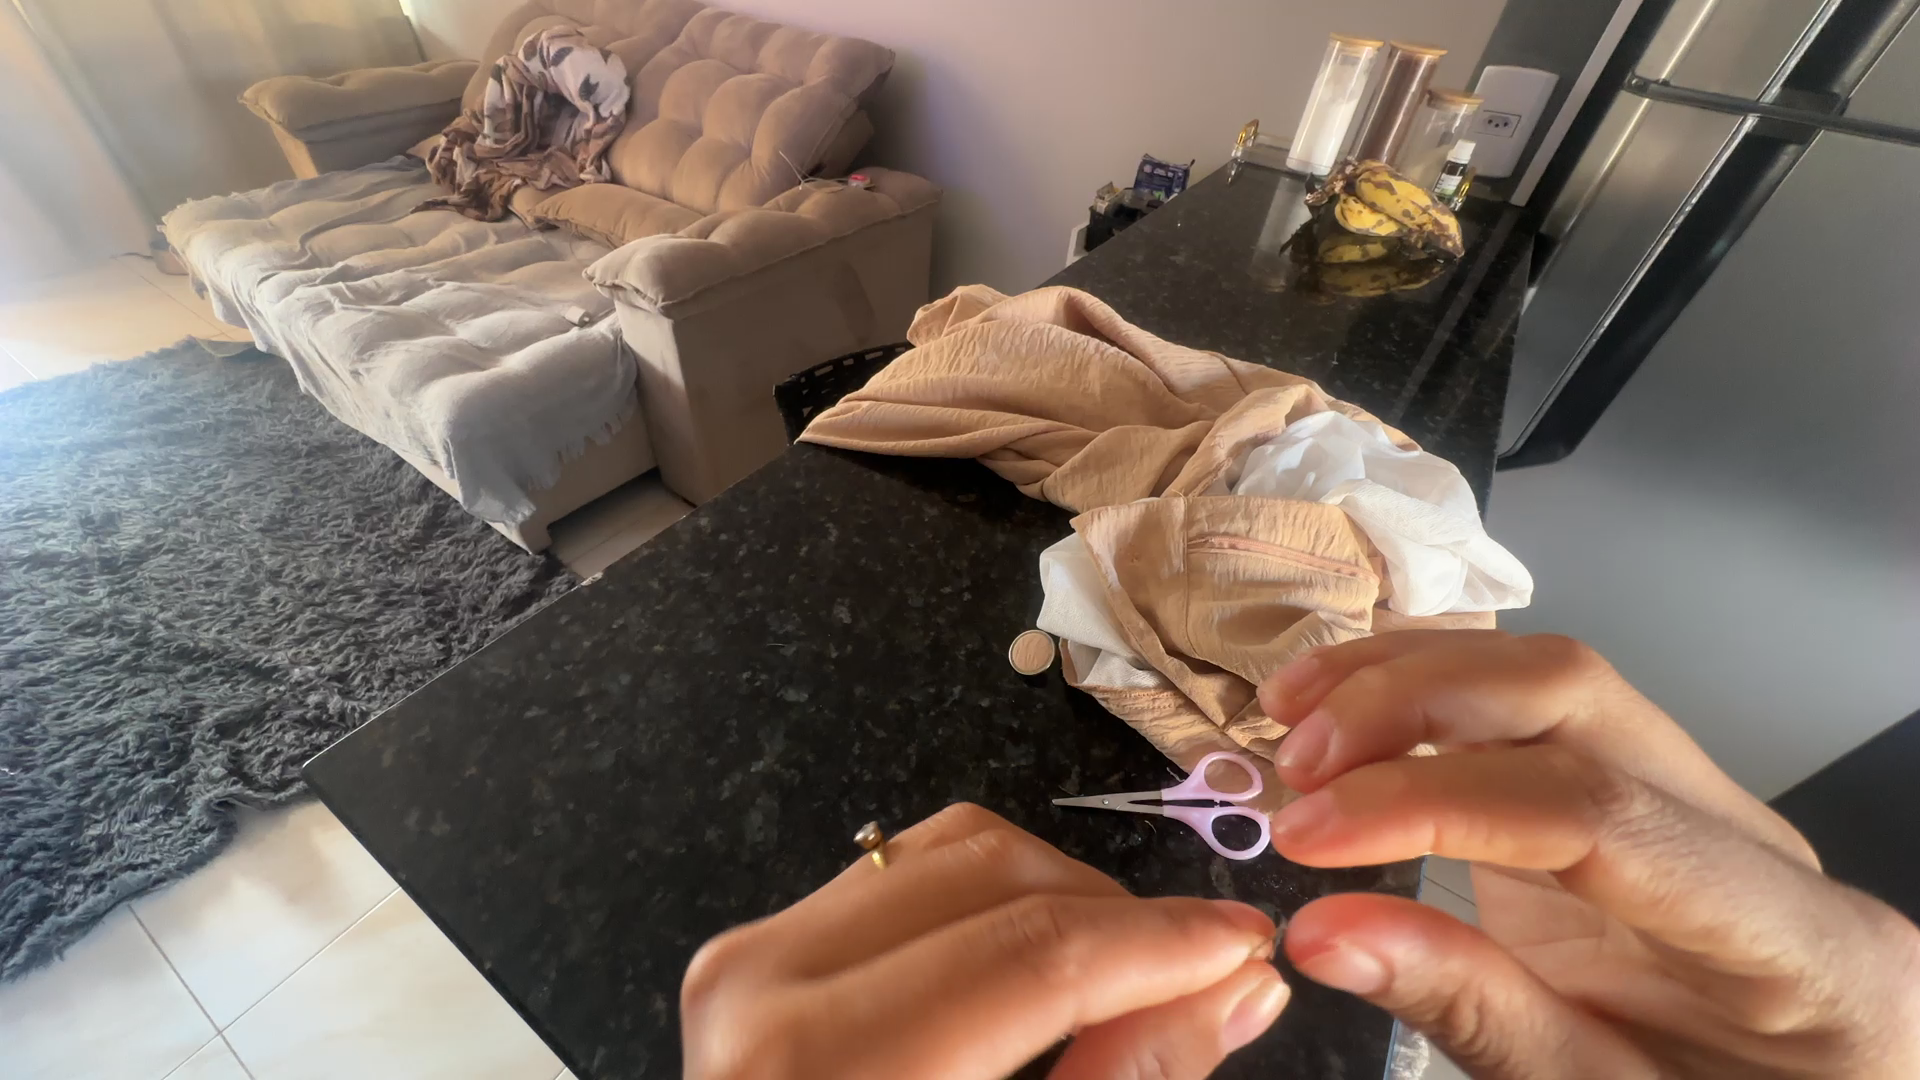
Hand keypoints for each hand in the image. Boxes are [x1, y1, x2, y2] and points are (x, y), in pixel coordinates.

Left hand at [680, 803, 1288, 1079]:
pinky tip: (1032, 954)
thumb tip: (1237, 982)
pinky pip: (915, 867)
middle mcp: (768, 976)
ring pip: (958, 847)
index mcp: (822, 1066)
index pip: (1029, 957)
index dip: (1158, 943)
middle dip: (1114, 912)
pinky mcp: (767, 933)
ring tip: (1114, 966)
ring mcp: (757, 944)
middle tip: (1188, 969)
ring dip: (1060, 889)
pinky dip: (998, 894)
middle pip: (995, 872)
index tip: (1247, 940)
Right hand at [1258, 630, 1919, 1078]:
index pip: (1592, 813)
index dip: (1423, 805)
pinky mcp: (1594, 760)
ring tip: (1286, 716)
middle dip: (1400, 706)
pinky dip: (1394, 677)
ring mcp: (1668, 773)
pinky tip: (1326, 703)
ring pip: (1520, 662)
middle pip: (1562, 690)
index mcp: (1794, 940)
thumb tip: (1314, 933)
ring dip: (1383, 674)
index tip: (1303, 839)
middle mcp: (1735, 821)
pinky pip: (1495, 681)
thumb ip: (1468, 1010)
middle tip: (1296, 766)